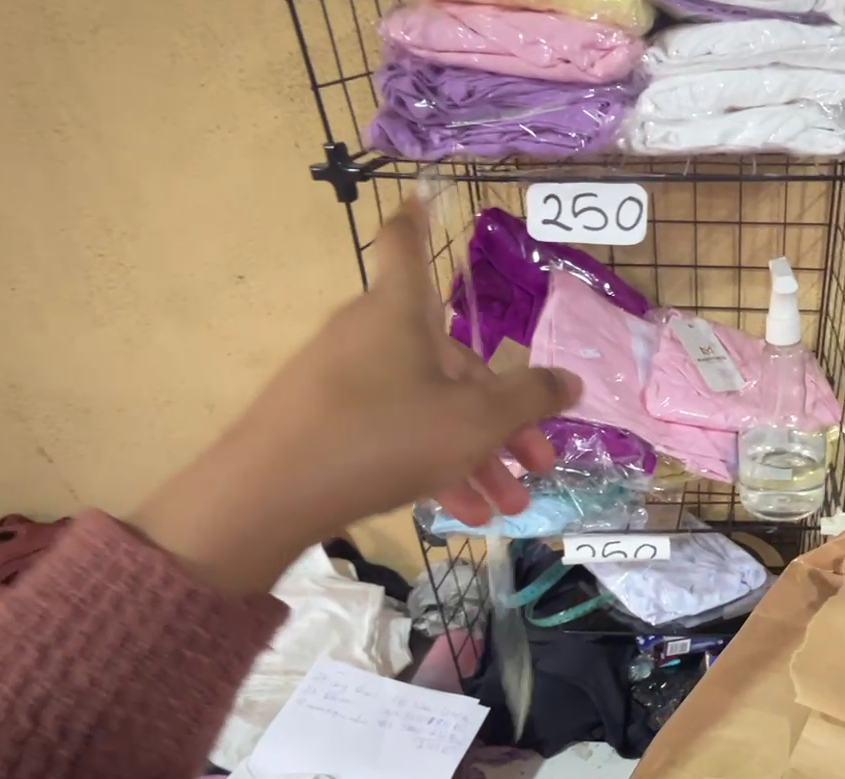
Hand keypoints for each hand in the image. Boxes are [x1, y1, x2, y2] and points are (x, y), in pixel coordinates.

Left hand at [130, 202, 579, 591]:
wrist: (272, 493)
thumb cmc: (388, 433)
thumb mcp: (477, 420)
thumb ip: (531, 398)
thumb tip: (572, 380)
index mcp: (403, 312)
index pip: (407, 245)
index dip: (419, 220)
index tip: (422, 198)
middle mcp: (373, 335)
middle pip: (452, 364)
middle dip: (504, 419)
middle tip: (539, 464)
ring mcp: (347, 380)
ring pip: (431, 410)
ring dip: (477, 458)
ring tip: (509, 507)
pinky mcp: (329, 424)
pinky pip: (398, 434)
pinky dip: (435, 467)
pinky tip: (467, 514)